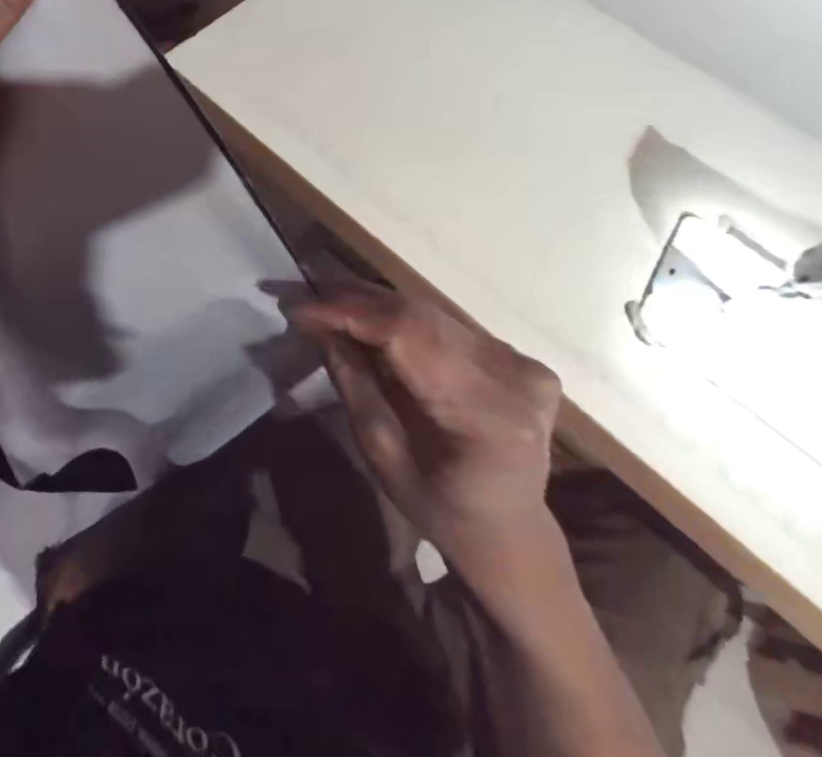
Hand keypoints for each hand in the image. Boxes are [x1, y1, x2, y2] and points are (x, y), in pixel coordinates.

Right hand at [290, 280, 562, 564]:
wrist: (507, 528)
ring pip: (433, 313)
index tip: (299, 308)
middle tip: (307, 293)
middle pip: (422, 316)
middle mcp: (513, 376)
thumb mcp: (383, 455)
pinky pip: (448, 326)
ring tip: (328, 298)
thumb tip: (321, 329)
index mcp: (485, 415)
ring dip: (377, 304)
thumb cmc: (439, 508)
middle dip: (357, 300)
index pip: (408, 336)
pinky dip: (403, 319)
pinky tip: (368, 317)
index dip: (349, 313)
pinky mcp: (520, 358)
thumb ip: (355, 386)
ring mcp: (523, 363)